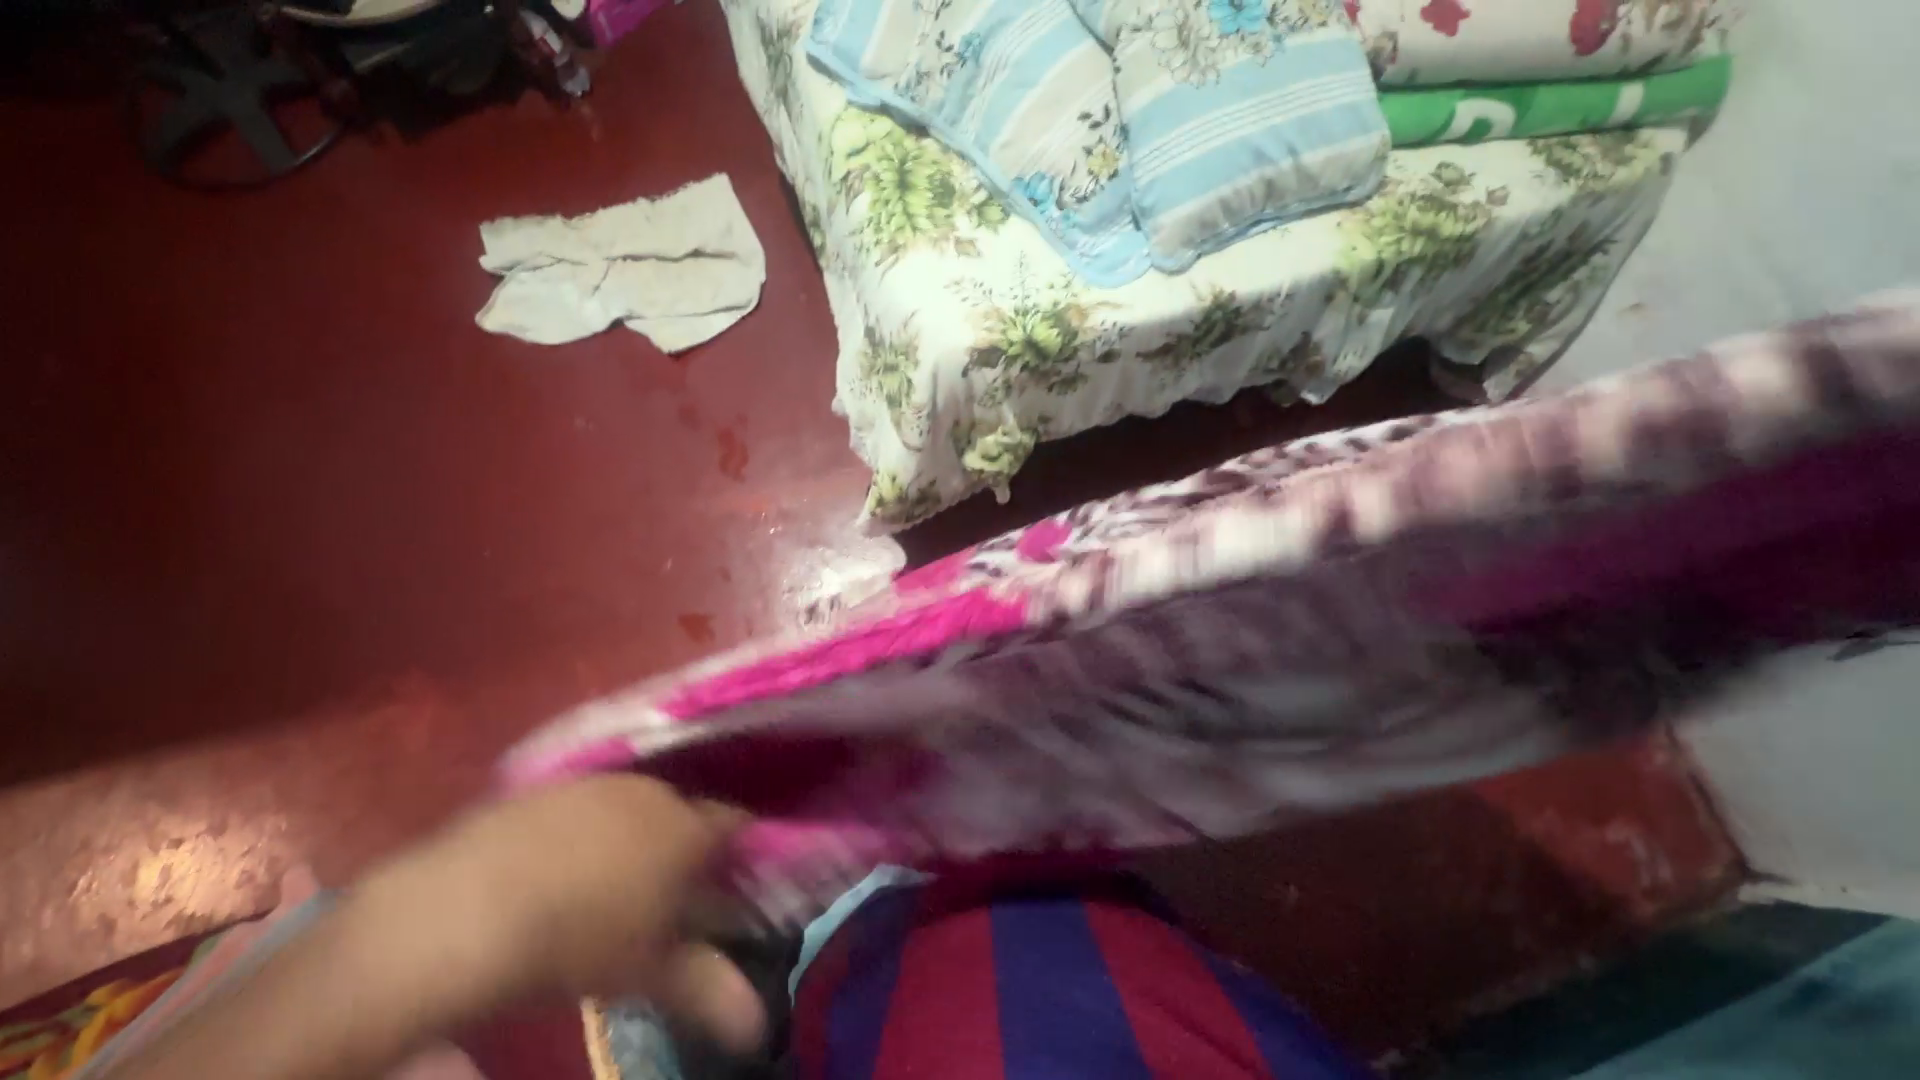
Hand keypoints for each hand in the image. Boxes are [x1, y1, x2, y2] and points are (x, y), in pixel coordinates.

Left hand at [361, 776, 764, 1052]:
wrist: (463, 912)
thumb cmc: (576, 943)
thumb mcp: (645, 974)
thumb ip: (706, 989)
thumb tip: (756, 1027)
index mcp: (687, 830)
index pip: (735, 824)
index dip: (740, 851)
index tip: (736, 880)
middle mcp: (649, 793)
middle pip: (682, 812)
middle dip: (682, 846)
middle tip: (668, 893)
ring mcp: (592, 784)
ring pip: (630, 806)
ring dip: (631, 836)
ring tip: (607, 885)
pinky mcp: (540, 787)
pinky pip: (579, 806)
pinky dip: (580, 832)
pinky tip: (553, 871)